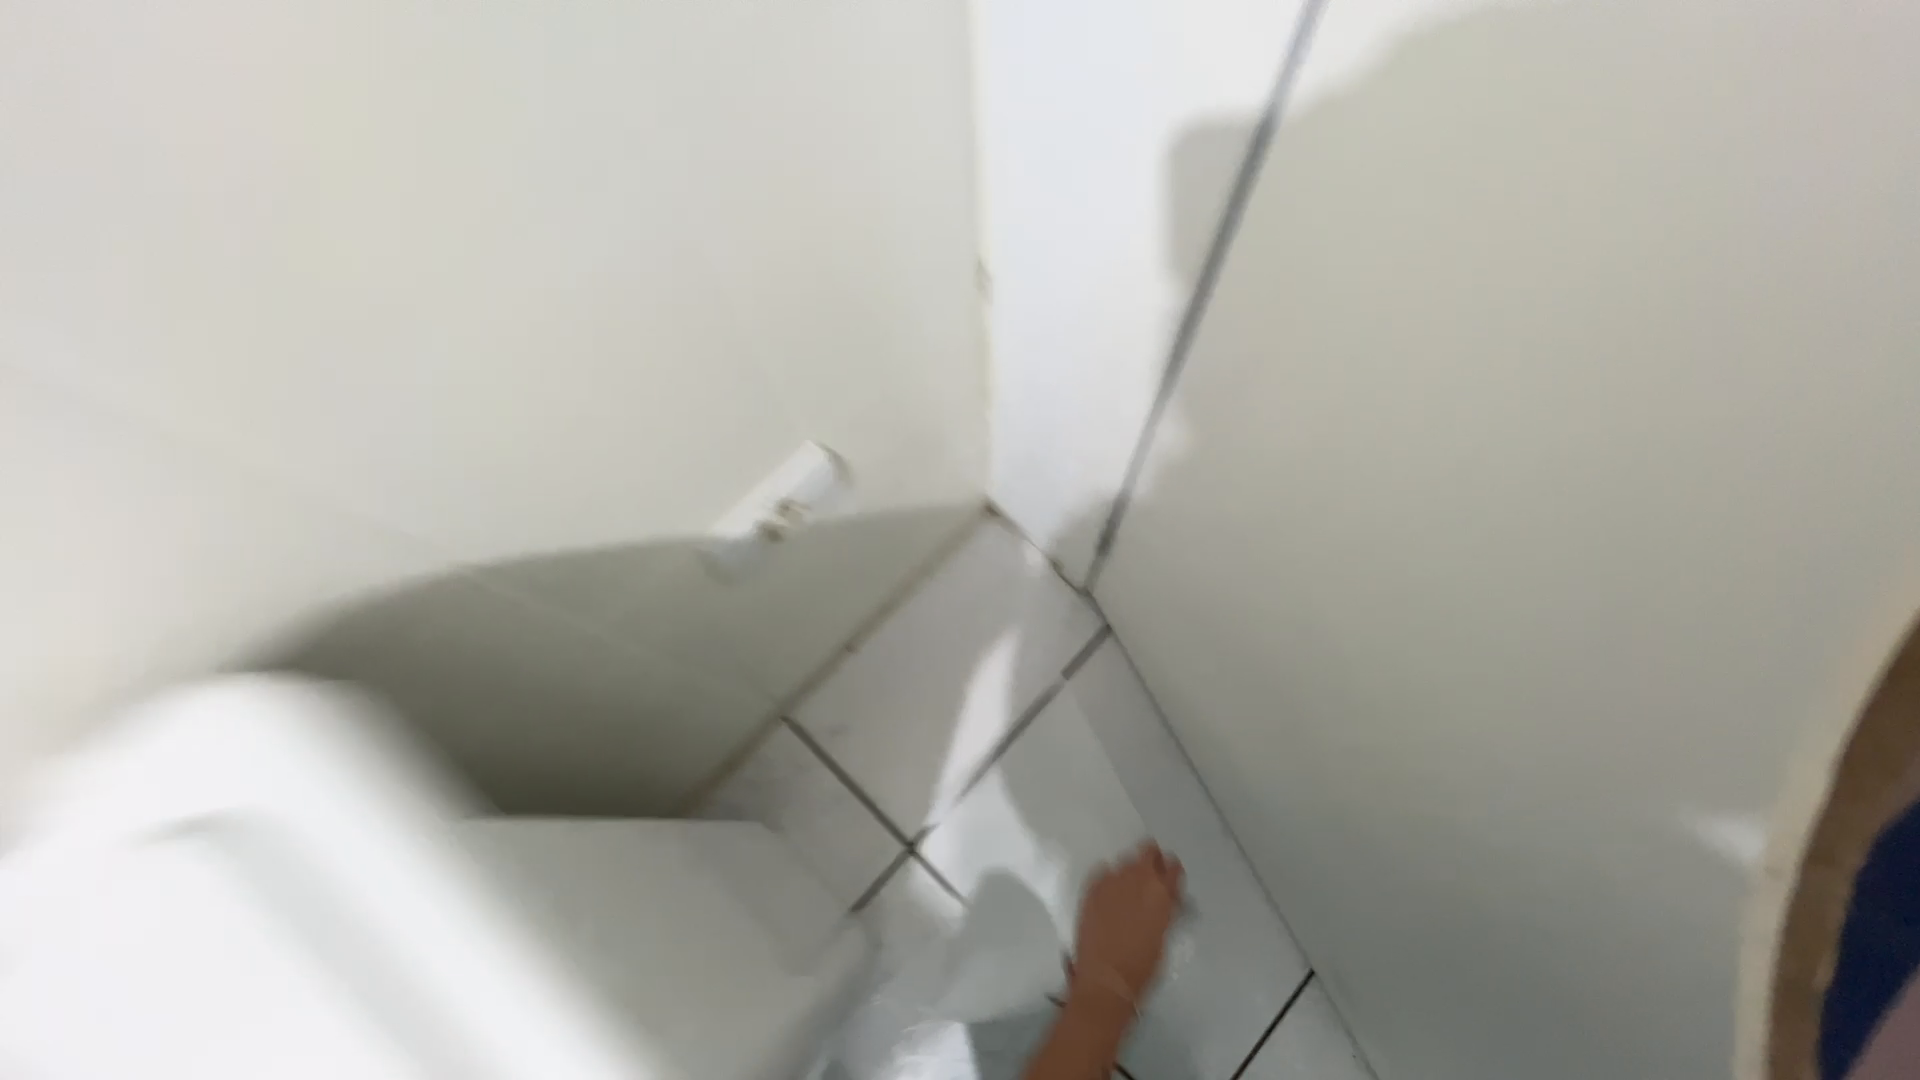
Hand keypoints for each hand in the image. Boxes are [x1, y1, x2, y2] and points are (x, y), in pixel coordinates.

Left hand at [1069, 842, 1184, 1012]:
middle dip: (1151, 860)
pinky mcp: (1092, 884)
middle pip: (1148, 850)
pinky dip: (1108, 879)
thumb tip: (1167, 899)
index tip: (1168, 879)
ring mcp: (1112, 878)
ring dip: (1129, 870)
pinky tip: (1108, 896)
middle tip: (1148, 877)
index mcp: (1162, 893)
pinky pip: (1104, 871)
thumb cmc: (1142, 966)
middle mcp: (1138, 878)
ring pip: (1125, 859)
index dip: (1171, 871)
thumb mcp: (1164, 935)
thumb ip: (1166, 909)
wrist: (1105, 977)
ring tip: (1126, 890)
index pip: (1173, 866)